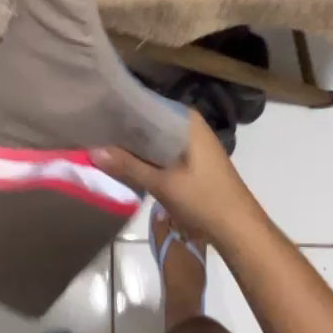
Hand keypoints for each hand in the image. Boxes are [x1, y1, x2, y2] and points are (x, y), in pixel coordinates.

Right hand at [92, 112, 265, 241]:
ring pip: (156, 136)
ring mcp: (193, 141)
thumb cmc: (204, 200)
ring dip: (135, 143)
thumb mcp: (162, 184)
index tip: (95, 111)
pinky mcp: (194, 158)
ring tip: (103, 142)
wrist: (239, 229)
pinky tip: (127, 160)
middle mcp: (190, 124)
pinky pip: (164, 148)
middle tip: (94, 130)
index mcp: (186, 120)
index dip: (121, 108)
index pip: (147, 102)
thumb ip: (127, 165)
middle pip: (150, 120)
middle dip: (125, 128)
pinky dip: (148, 154)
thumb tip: (93, 149)